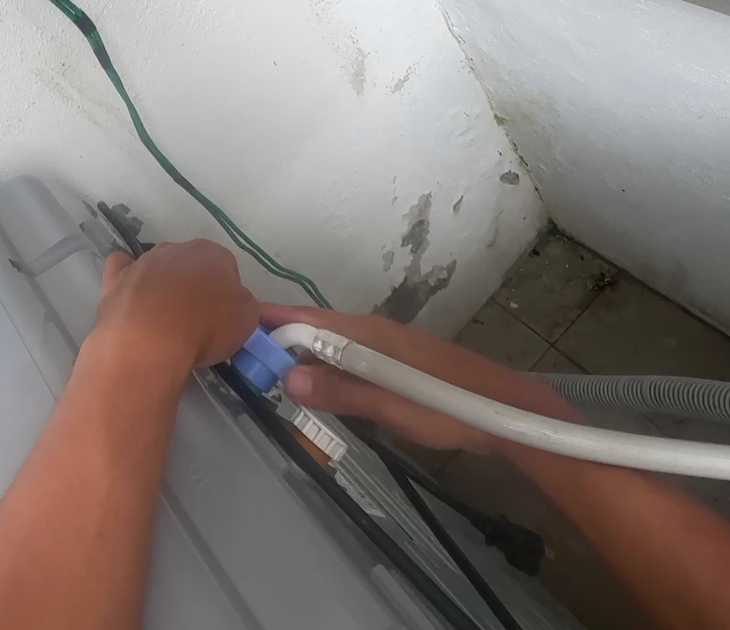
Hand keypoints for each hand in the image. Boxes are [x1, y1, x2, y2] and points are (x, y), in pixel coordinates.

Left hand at [94, 240, 259, 370]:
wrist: (151, 337)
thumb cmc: (206, 326)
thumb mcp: (246, 320)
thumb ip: (243, 305)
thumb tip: (235, 303)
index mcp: (213, 253)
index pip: (226, 268)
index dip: (226, 295)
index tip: (222, 319)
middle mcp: (178, 248)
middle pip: (191, 265)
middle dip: (194, 287)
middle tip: (196, 322)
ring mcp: (144, 260)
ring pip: (159, 267)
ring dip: (163, 287)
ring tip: (163, 323)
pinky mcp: (116, 277)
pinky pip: (122, 269)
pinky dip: (127, 279)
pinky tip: (131, 298)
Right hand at [262, 303, 581, 454]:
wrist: (502, 411)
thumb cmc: (447, 404)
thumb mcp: (391, 402)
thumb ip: (341, 390)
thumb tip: (287, 378)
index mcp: (363, 333)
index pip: (302, 319)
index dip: (266, 321)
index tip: (227, 327)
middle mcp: (366, 333)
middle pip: (308, 330)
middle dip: (272, 340)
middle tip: (233, 358)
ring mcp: (377, 348)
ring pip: (323, 345)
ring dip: (293, 355)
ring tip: (257, 372)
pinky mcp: (386, 365)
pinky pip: (339, 360)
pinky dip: (316, 368)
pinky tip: (307, 388)